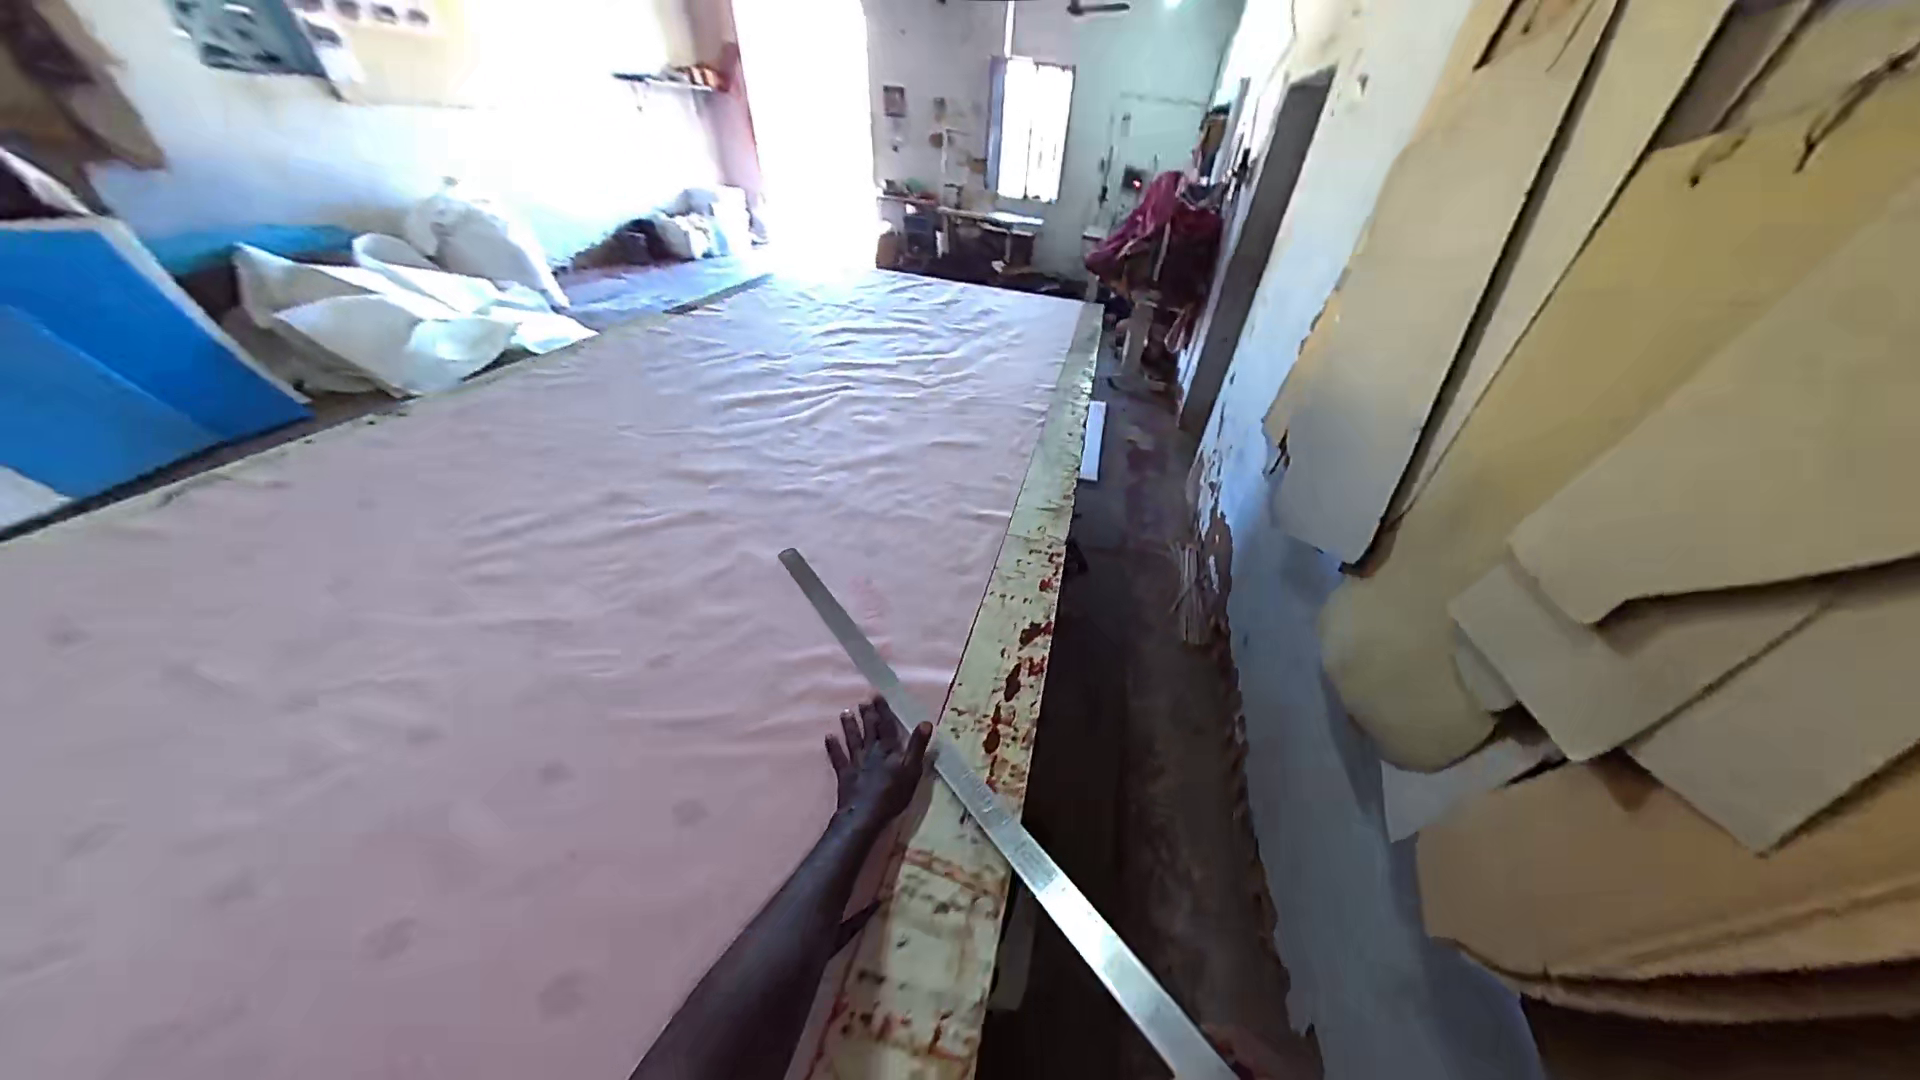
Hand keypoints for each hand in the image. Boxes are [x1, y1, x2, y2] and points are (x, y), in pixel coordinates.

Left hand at [824, 697, 931, 829]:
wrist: (866, 815)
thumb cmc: (893, 794)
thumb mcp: (912, 770)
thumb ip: (918, 746)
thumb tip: (925, 722)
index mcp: (889, 749)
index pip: (886, 725)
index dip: (882, 710)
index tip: (877, 695)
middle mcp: (871, 751)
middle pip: (869, 730)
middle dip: (867, 715)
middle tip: (863, 701)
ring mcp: (856, 762)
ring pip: (853, 740)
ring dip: (849, 726)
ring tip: (845, 713)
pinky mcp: (845, 774)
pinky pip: (838, 758)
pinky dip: (833, 747)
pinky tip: (828, 737)